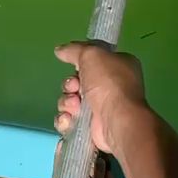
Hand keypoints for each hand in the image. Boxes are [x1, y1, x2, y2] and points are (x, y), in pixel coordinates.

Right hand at [53, 41, 151, 157]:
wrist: (115, 120)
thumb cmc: (109, 83)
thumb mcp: (92, 55)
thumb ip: (74, 50)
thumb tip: (59, 50)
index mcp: (118, 67)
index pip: (92, 62)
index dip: (79, 64)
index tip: (75, 67)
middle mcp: (111, 87)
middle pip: (77, 82)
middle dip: (70, 86)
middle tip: (75, 89)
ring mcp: (101, 108)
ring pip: (70, 101)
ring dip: (66, 103)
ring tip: (74, 107)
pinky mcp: (91, 127)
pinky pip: (69, 120)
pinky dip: (65, 120)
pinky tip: (69, 120)